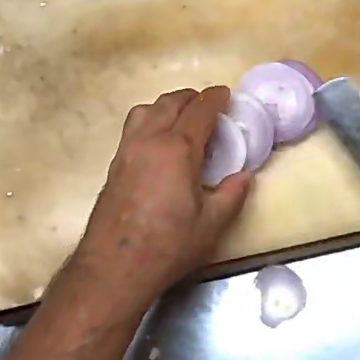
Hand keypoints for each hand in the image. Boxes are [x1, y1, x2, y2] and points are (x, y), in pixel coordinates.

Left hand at [56, 87, 251, 324]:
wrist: (114, 265)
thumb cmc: (167, 245)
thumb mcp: (211, 224)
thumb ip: (232, 195)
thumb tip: (244, 175)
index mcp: (176, 148)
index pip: (199, 111)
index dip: (215, 99)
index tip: (225, 95)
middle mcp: (148, 140)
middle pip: (170, 103)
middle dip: (191, 98)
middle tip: (208, 105)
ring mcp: (126, 149)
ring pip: (146, 110)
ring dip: (167, 105)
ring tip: (182, 117)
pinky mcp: (114, 163)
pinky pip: (133, 126)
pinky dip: (150, 119)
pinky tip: (159, 140)